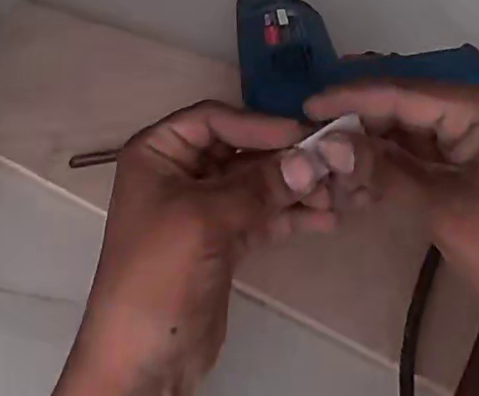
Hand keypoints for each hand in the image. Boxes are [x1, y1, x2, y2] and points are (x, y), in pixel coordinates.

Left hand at [54, 100, 367, 395]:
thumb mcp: (204, 220)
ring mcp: (202, 206)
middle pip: (238, 150)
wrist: (142, 358)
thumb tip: (309, 160)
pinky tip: (325, 219)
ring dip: (292, 187)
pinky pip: (260, 215)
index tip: (301, 133)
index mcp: (158, 151)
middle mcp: (180, 170)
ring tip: (336, 194)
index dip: (256, 124)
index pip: (212, 120)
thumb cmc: (159, 271)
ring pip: (253, 184)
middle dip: (281, 158)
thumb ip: (257, 189)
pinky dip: (289, 216)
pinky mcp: (222, 240)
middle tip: (330, 164)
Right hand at [305, 81, 478, 395]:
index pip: (403, 93)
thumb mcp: (450, 213)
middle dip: (360, 124)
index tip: (304, 105)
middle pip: (408, 111)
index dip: (349, 99)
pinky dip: (400, 172)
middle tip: (311, 133)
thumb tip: (322, 142)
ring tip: (329, 159)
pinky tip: (365, 180)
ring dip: (376, 150)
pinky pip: (434, 162)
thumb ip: (384, 171)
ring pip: (417, 137)